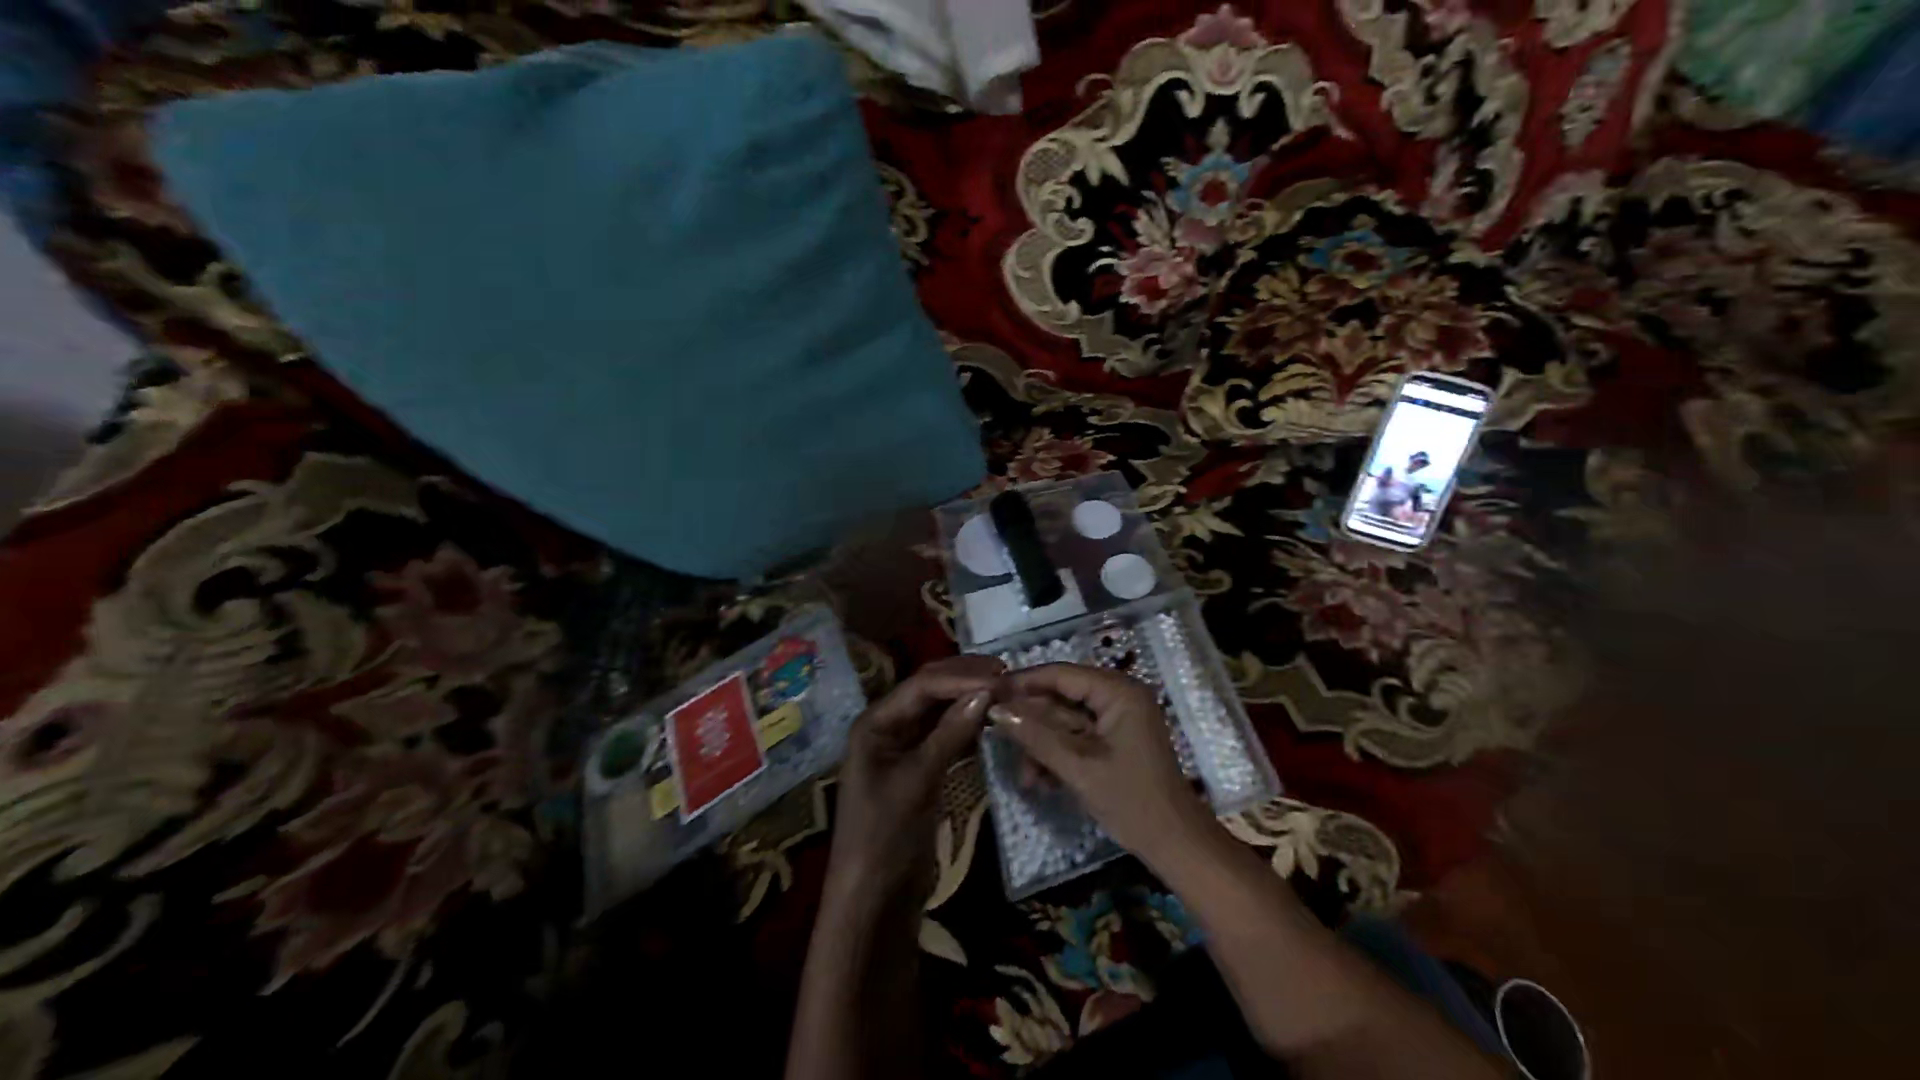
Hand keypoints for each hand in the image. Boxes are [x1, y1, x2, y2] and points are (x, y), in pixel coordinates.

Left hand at [826, 655, 1003, 912]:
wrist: (872, 897)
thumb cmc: (885, 836)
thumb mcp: (918, 782)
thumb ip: (950, 735)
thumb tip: (987, 692)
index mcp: (875, 723)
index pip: (922, 686)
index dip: (961, 678)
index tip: (1003, 677)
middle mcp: (888, 726)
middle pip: (929, 691)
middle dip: (965, 680)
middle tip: (1008, 675)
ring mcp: (904, 747)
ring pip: (940, 711)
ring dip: (969, 699)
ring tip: (1006, 691)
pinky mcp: (920, 767)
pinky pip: (945, 735)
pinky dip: (967, 725)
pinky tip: (992, 721)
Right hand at [991, 663, 1214, 865]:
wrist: (1175, 844)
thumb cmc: (1131, 800)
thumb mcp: (1077, 767)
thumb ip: (1035, 735)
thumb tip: (996, 710)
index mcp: (1118, 692)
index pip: (1060, 674)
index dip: (1022, 682)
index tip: (988, 693)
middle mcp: (1119, 696)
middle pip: (1060, 698)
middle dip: (1031, 725)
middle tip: (998, 740)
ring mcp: (1117, 719)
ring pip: (1064, 721)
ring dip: (1041, 746)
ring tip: (1026, 779)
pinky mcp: (1114, 740)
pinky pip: (1076, 737)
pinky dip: (1057, 756)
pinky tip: (1041, 782)